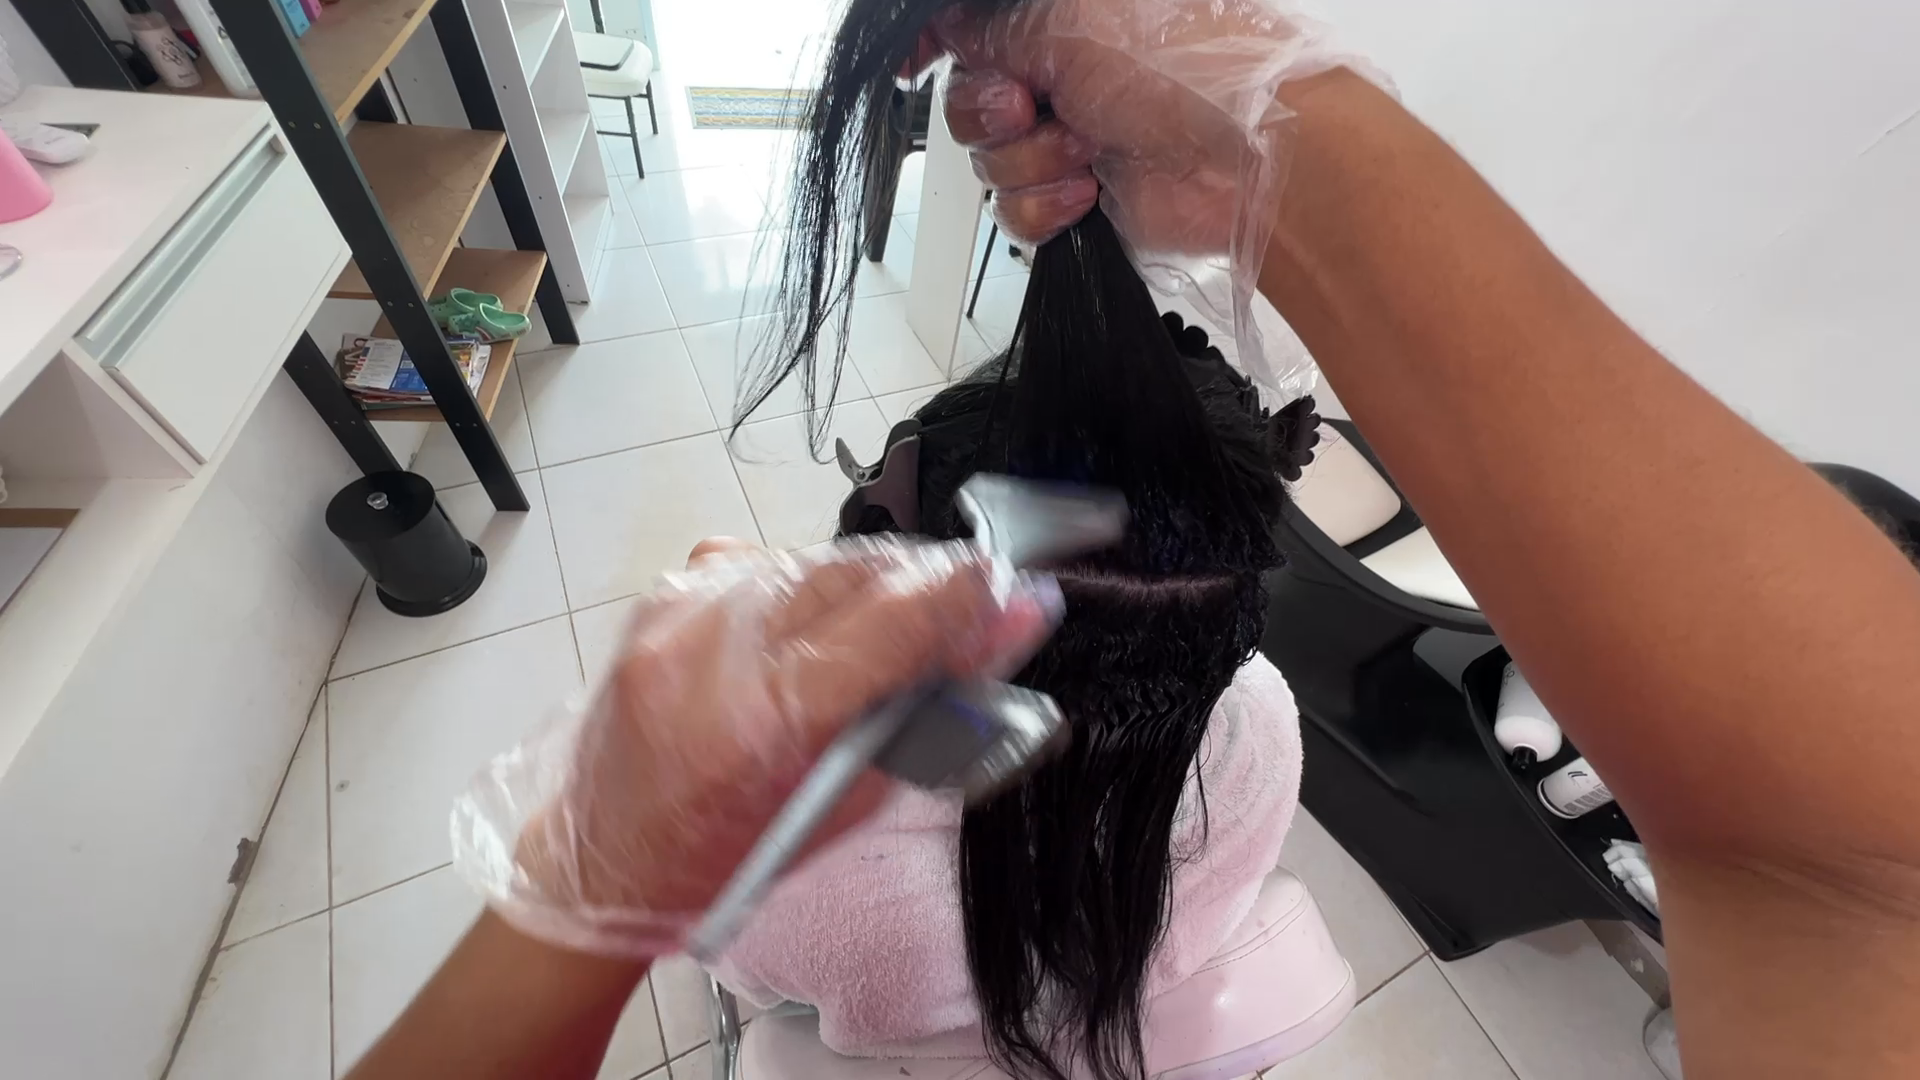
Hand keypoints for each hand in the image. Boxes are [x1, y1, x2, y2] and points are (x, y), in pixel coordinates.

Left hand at [452, 537, 1060, 957]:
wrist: (603, 854)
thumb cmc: (729, 854)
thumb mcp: (851, 799)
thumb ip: (933, 707)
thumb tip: (1004, 628)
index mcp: (758, 720)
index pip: (889, 624)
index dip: (960, 598)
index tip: (1008, 586)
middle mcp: (711, 644)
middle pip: (857, 572)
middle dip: (923, 583)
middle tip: (961, 607)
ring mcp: (681, 606)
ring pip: (820, 556)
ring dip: (871, 583)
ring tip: (887, 627)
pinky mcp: (668, 588)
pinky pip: (772, 558)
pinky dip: (813, 583)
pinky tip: (817, 622)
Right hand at [931, 0, 1363, 250]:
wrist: (1237, 161)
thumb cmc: (1177, 69)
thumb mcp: (1070, 21)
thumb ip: (995, 25)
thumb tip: (948, 24)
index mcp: (1054, 23)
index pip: (969, 31)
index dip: (932, 46)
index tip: (910, 64)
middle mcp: (1055, 81)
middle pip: (968, 108)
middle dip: (993, 117)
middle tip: (1033, 108)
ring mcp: (1063, 145)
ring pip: (990, 170)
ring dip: (1031, 167)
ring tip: (1085, 154)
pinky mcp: (1073, 203)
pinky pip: (1017, 218)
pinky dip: (1045, 210)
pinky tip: (1086, 195)